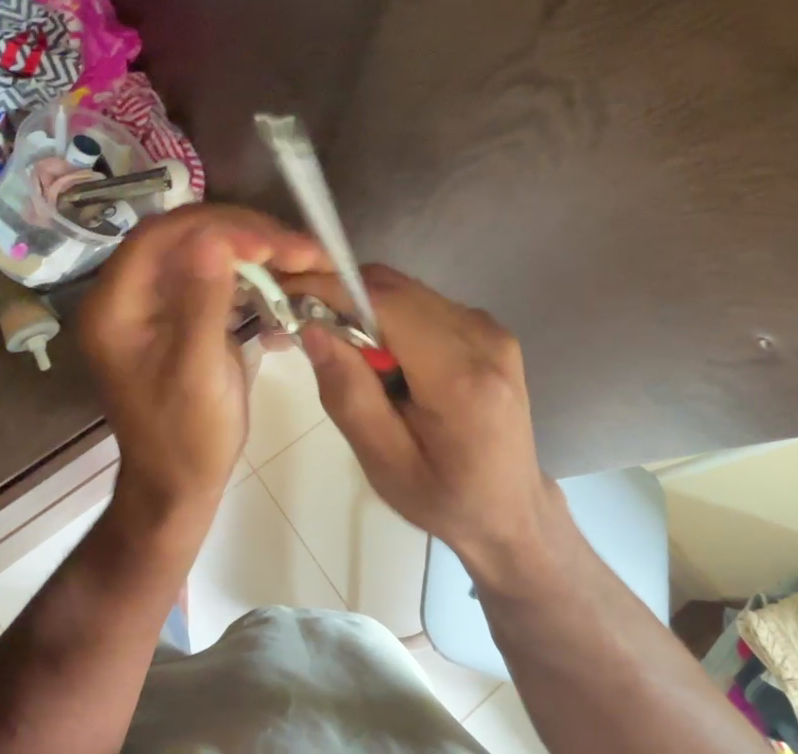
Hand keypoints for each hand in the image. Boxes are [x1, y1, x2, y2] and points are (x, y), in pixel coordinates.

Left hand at [79, 205, 325, 514]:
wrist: (179, 485)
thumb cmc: (186, 437)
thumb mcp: (197, 372)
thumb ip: (202, 301)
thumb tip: (212, 236)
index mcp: (115, 305)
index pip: (160, 237)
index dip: (216, 228)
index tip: (270, 242)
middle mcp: (127, 293)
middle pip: (183, 236)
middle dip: (242, 234)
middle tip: (298, 246)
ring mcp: (153, 302)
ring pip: (202, 249)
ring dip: (251, 248)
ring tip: (301, 255)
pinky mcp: (178, 312)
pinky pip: (212, 274)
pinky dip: (248, 271)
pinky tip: (283, 276)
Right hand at [281, 265, 561, 591]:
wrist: (512, 509)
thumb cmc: (443, 496)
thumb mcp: (384, 461)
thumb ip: (348, 394)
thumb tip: (312, 328)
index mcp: (461, 378)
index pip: (387, 303)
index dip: (331, 288)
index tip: (285, 291)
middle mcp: (483, 339)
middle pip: (395, 289)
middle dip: (339, 294)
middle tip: (296, 319)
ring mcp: (490, 329)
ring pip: (405, 291)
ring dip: (361, 305)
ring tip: (332, 343)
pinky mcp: (487, 329)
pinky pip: (421, 303)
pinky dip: (386, 314)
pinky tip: (373, 354)